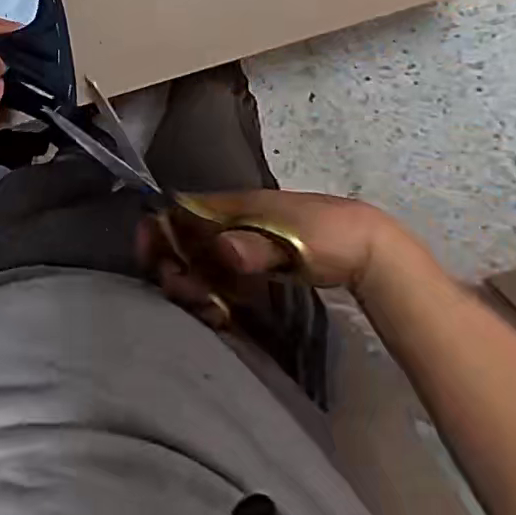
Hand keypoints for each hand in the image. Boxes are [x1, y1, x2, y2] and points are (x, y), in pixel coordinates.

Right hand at [149, 190, 431, 322]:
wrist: (368, 246)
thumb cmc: (327, 236)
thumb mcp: (291, 240)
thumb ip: (255, 246)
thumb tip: (222, 248)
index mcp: (234, 205)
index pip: (182, 210)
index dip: (161, 229)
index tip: (147, 253)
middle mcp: (232, 219)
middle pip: (187, 238)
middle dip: (175, 262)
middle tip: (180, 291)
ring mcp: (244, 240)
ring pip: (202, 257)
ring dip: (192, 279)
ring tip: (202, 305)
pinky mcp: (256, 261)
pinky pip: (221, 271)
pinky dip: (213, 288)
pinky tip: (220, 308)